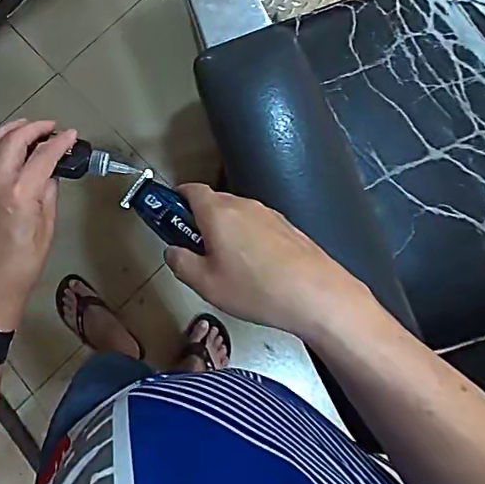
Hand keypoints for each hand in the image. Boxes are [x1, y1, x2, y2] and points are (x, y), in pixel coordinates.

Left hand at [0, 119, 79, 332]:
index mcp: (18, 194)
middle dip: (34, 128)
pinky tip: (3, 146)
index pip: (43, 155)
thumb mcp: (46, 229)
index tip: (71, 135)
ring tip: (25, 127)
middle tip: (50, 127)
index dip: (60, 141)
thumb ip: (48, 194)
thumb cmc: (23, 267)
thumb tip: (49, 172)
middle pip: (13, 140)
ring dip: (8, 130)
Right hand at [162, 184, 377, 341]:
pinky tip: (254, 271)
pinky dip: (249, 241)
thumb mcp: (206, 284)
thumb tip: (173, 252)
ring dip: (226, 232)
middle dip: (199, 221)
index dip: (176, 199)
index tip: (168, 214)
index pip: (190, 190)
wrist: (316, 294)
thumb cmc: (258, 288)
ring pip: (237, 216)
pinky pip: (258, 228)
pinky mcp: (287, 227)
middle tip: (193, 249)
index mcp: (218, 212)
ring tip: (226, 267)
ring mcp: (268, 214)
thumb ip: (181, 263)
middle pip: (213, 202)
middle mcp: (244, 205)